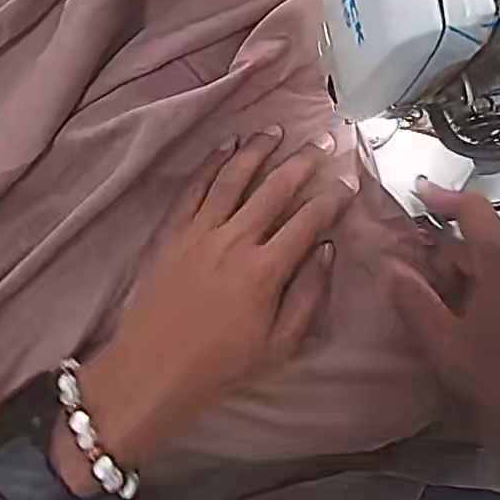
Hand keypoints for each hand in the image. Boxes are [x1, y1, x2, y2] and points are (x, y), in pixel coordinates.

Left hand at [71, 126, 356, 473]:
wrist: (153, 369)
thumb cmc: (220, 365)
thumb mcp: (279, 345)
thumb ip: (308, 295)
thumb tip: (326, 250)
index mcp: (265, 271)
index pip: (307, 221)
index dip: (331, 200)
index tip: (346, 185)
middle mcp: (234, 241)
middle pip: (275, 188)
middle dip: (303, 161)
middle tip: (321, 140)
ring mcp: (200, 232)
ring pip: (234, 178)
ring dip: (257, 150)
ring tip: (275, 130)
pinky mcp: (174, 231)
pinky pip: (195, 188)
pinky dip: (212, 163)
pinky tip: (226, 145)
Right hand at [394, 180, 499, 499]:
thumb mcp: (448, 349)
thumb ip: (415, 303)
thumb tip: (395, 273)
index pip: (473, 210)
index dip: (444, 197)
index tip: (423, 193)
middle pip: (486, 244)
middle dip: (454, 261)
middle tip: (430, 293)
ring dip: (479, 281)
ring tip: (462, 324)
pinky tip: (496, 337)